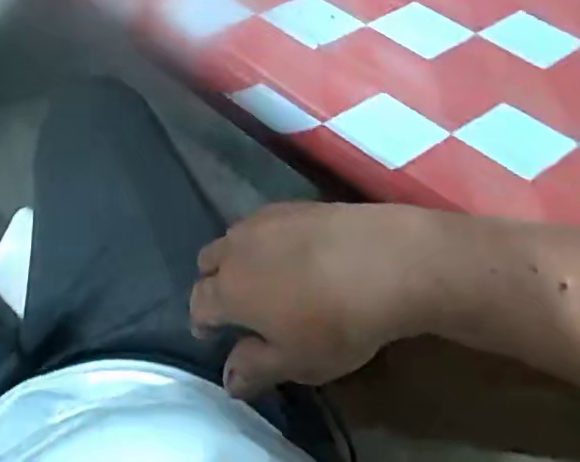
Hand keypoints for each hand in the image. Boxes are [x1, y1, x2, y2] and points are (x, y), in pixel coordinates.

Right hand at [189, 202, 472, 397]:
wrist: (380, 260)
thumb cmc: (334, 322)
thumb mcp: (297, 362)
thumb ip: (256, 367)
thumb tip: (228, 376)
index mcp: (229, 290)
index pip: (198, 302)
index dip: (201, 321)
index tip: (211, 335)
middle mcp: (235, 248)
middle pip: (208, 262)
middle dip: (214, 282)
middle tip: (238, 305)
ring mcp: (261, 220)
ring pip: (234, 238)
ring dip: (239, 257)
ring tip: (266, 276)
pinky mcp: (290, 204)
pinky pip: (263, 222)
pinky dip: (267, 239)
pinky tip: (294, 253)